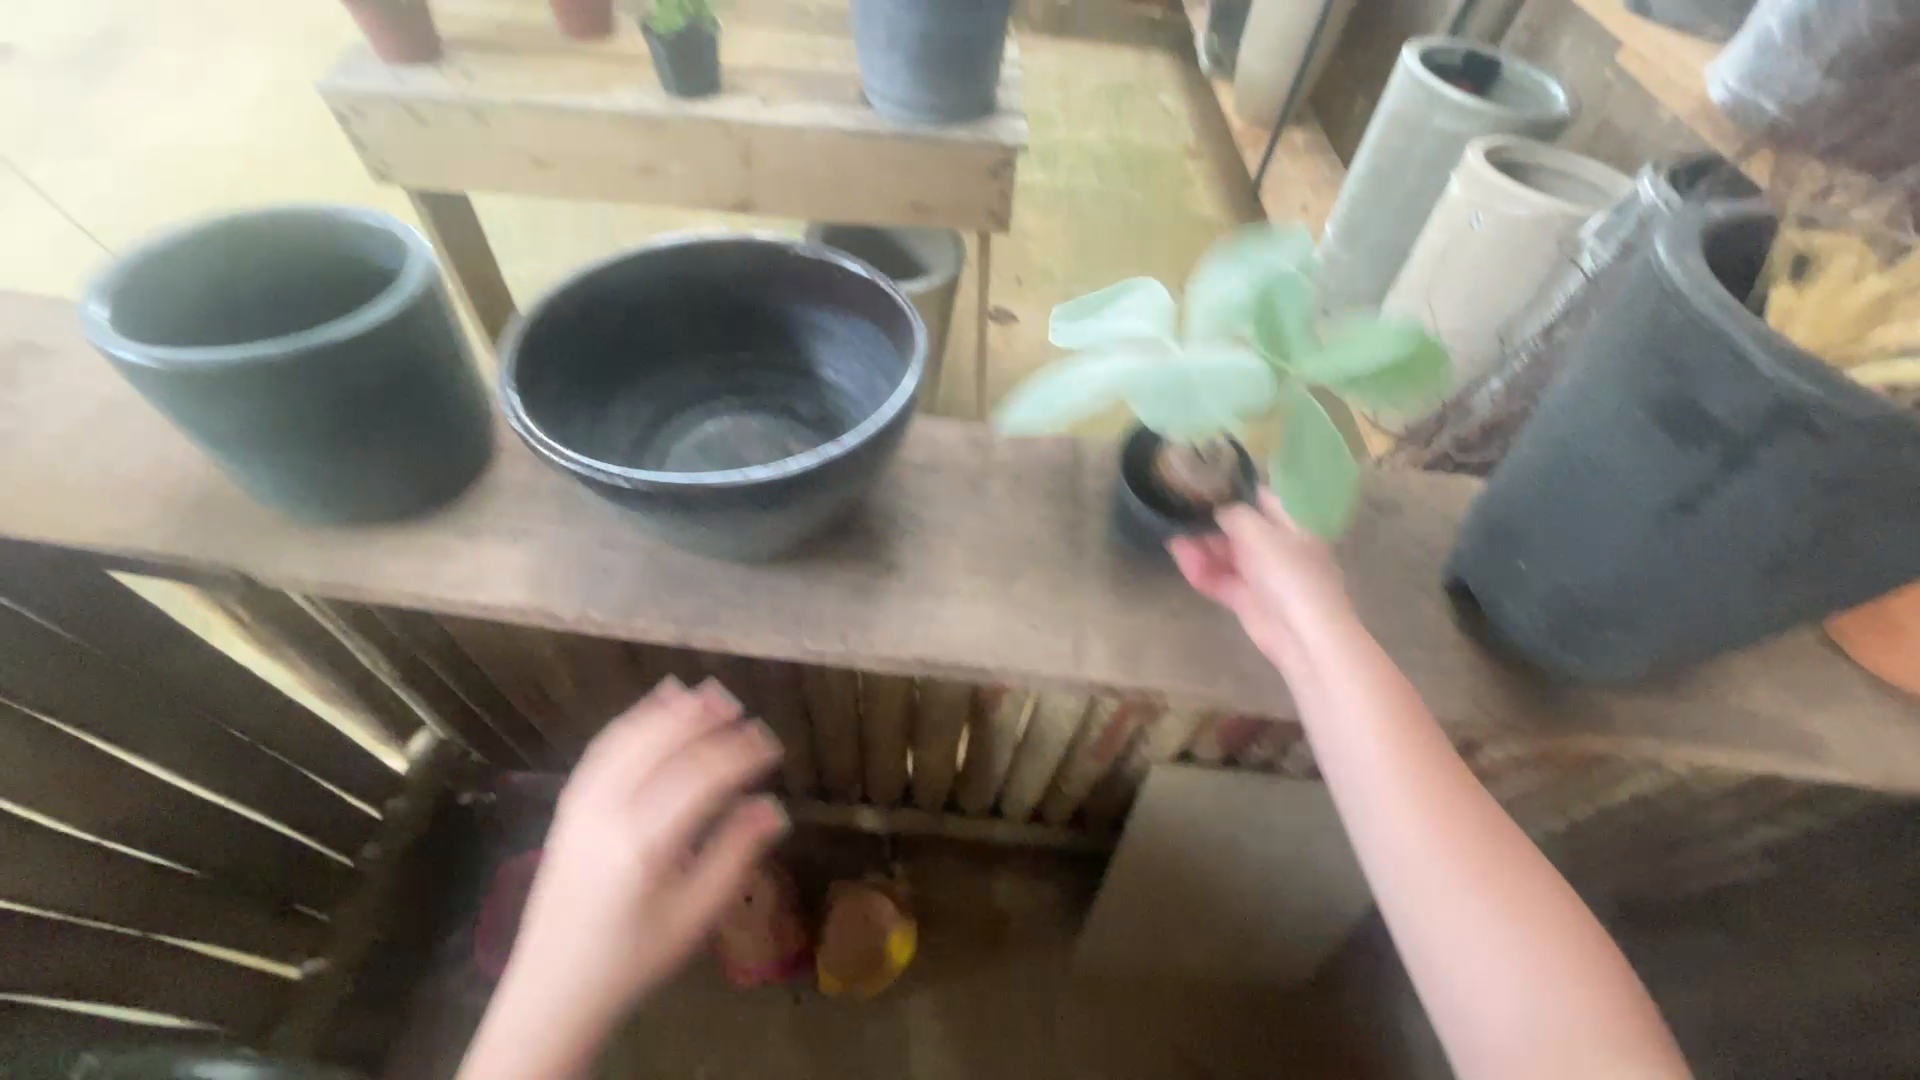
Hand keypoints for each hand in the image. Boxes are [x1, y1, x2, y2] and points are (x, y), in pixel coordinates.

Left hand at [482, 678, 786, 1057]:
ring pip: (629, 739)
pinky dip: (633, 721)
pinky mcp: (569, 806)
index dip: (740, 754)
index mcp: (645, 845)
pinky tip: (657, 706)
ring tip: (706, 693)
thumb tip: (773, 807)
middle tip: (741, 709)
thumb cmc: (634, 956)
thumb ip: (735, 855)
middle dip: (704, 721)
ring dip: (669, 712)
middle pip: (662, 746)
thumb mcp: (696, 915)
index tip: (771, 746)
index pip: (702, 777)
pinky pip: (603, 749)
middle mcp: (609, 814)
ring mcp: (582, 806)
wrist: (553, 988)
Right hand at [1167, 492, 1351, 672]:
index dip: (1231, 492)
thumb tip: (1217, 509)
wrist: (1303, 634)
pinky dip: (1203, 572)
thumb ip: (1234, 515)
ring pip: (1226, 555)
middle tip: (1178, 518)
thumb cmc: (1288, 574)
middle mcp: (1277, 546)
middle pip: (1237, 529)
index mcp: (1291, 524)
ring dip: (1201, 549)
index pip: (1260, 499)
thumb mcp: (1260, 533)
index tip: (1200, 486)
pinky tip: (1183, 562)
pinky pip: (1221, 579)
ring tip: (1174, 542)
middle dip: (1208, 525)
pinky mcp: (1247, 599)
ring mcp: (1262, 575)